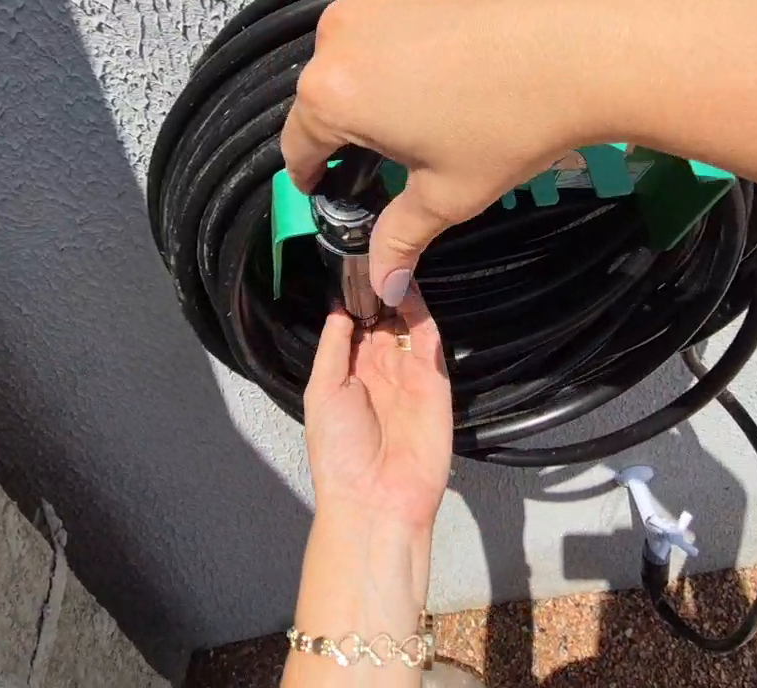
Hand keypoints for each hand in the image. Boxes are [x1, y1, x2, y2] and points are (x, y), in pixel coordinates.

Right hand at [282, 0, 728, 300]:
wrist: (595, 35)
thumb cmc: (514, 124)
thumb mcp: (450, 193)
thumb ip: (400, 238)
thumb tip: (380, 285)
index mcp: (333, 94)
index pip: (298, 142)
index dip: (315, 170)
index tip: (331, 180)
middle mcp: (339, 29)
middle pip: (331, 84)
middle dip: (358, 113)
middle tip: (412, 131)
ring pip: (364, 36)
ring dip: (384, 60)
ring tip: (447, 78)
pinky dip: (418, 17)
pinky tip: (466, 33)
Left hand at [303, 288, 452, 528]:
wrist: (377, 499)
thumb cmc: (340, 451)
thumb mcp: (322, 391)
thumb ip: (333, 348)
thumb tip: (338, 309)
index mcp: (349, 372)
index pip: (354, 325)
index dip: (354, 298)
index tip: (351, 266)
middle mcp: (379, 368)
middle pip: (382, 318)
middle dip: (378, 290)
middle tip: (374, 256)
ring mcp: (408, 372)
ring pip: (406, 323)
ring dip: (399, 296)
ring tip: (391, 264)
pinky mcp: (434, 379)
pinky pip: (429, 339)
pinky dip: (422, 312)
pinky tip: (410, 289)